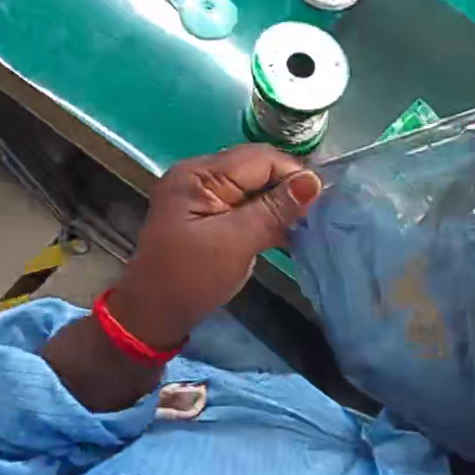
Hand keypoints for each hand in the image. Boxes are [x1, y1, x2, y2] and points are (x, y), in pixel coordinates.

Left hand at [109, 145, 321, 347]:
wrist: (153, 316)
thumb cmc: (189, 279)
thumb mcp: (235, 243)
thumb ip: (274, 210)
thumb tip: (314, 181)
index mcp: (198, 174)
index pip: (259, 158)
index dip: (293, 175)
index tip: (322, 201)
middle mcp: (199, 176)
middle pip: (257, 169)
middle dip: (288, 189)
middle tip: (318, 215)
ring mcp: (203, 197)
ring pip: (254, 189)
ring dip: (280, 205)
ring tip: (307, 225)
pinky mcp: (209, 217)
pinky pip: (245, 206)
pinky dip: (266, 218)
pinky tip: (288, 233)